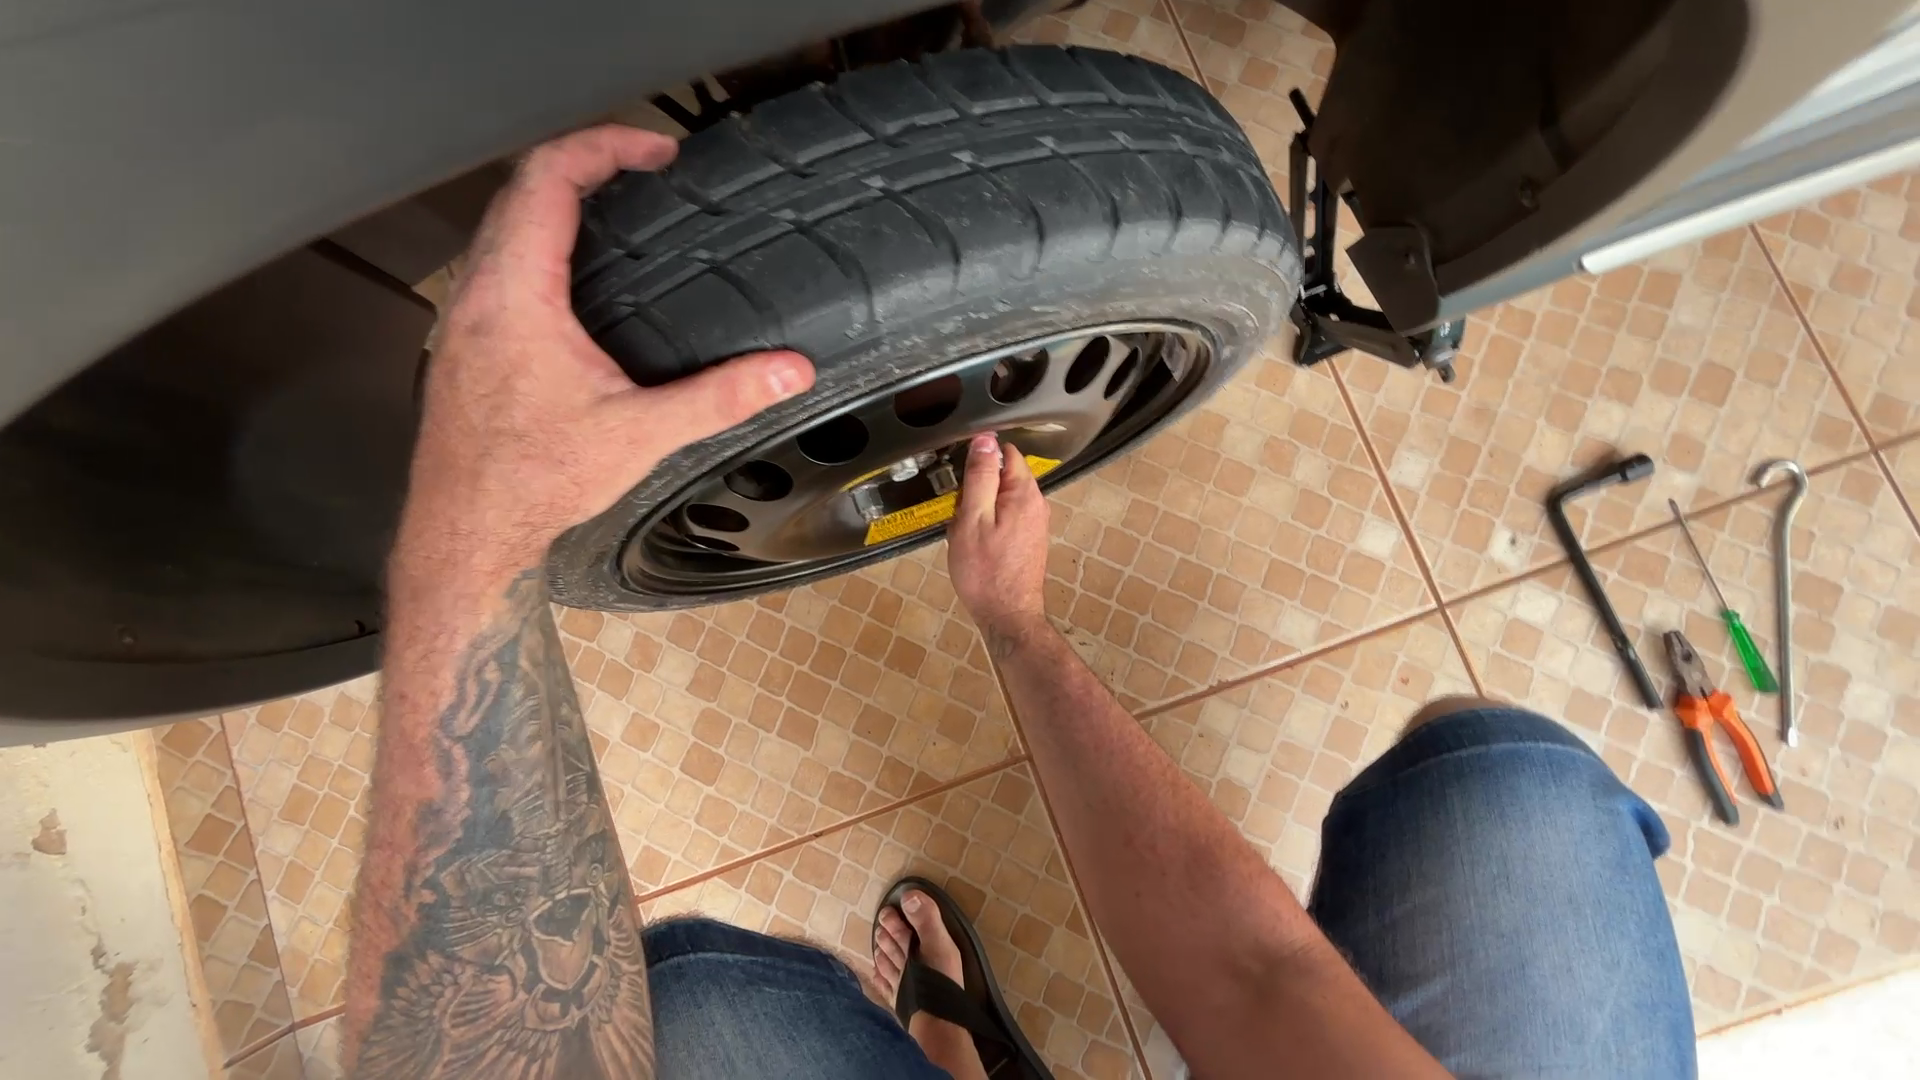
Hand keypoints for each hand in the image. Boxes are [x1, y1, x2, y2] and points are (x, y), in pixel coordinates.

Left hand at [402, 124, 814, 567]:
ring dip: (559, 204)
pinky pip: (499, 266)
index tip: (654, 151)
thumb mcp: (642, 435)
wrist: (469, 529)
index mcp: (516, 297)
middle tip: (643, 171)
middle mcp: (479, 296)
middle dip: (587, 165)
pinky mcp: (470, 345)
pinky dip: (542, 246)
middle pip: (522, 190)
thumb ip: (721, 397)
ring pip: (505, 227)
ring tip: (618, 214)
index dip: (604, 147)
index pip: (548, 179)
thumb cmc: (531, 482)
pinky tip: (578, 283)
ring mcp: (467, 319)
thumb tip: (784, 372)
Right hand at [947, 434, 1050, 644]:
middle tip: (960, 511)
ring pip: (1003, 498)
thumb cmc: (985, 572)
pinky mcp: (1030, 539)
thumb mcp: (972, 518)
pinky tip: (977, 543)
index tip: (962, 480)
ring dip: (982, 507)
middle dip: (979, 486)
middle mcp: (1037, 504)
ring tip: (967, 530)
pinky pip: (1006, 517)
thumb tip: (984, 440)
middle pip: (1004, 475)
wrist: (1007, 616)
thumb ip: (979, 477)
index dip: (980, 460)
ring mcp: (1036, 523)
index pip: (1005, 452)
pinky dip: (989, 523)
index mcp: (1024, 493)